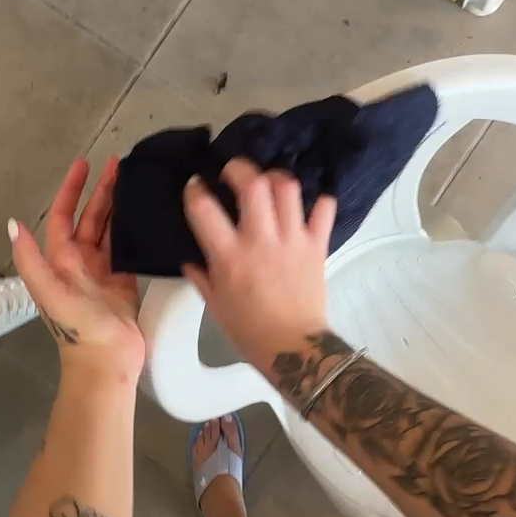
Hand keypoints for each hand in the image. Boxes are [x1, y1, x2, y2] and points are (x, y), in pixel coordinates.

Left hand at [10, 157, 143, 383]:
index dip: (72, 189)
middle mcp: (80, 261)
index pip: (65, 216)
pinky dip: (135, 229)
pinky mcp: (124, 280)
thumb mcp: (48, 291)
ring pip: (110, 229)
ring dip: (119, 206)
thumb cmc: (76, 326)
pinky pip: (128, 247)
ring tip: (135, 182)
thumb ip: (30, 259)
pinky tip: (146, 214)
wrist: (106, 360)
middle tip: (119, 164)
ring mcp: (103, 271)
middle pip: (91, 218)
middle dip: (102, 191)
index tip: (85, 164)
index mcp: (60, 260)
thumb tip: (13, 222)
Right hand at [182, 158, 336, 366]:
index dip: (195, 190)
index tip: (195, 186)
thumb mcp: (214, 303)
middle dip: (239, 168)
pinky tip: (307, 206)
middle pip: (253, 184)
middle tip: (233, 173)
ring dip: (275, 178)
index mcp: (229, 256)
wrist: (293, 348)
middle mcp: (261, 241)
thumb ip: (201, 275)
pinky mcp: (317, 246)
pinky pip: (324, 210)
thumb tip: (192, 257)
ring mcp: (292, 240)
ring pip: (288, 189)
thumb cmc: (248, 329)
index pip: (204, 208)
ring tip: (269, 184)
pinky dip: (319, 202)